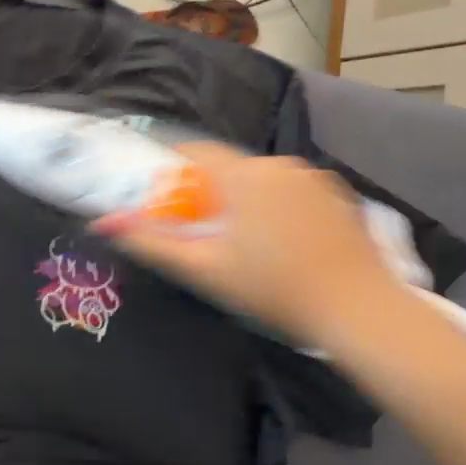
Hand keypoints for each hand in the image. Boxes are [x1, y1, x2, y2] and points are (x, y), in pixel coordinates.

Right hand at [92, 142, 405, 345]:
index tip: (164, 199)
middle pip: (228, 168)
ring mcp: (315, 179)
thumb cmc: (273, 288)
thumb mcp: (203, 269)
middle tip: (200, 232)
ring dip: (243, 200)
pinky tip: (281, 246)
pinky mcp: (340, 198)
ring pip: (261, 180)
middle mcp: (279, 166)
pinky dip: (277, 208)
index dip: (173, 169)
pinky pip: (292, 192)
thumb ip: (150, 242)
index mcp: (243, 176)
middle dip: (208, 192)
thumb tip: (103, 222)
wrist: (362, 312)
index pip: (195, 152)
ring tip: (242, 243)